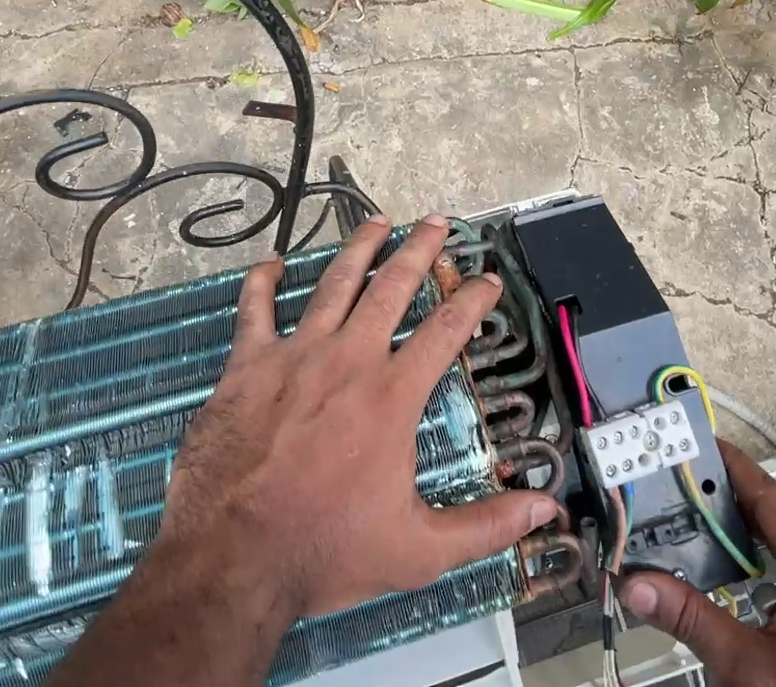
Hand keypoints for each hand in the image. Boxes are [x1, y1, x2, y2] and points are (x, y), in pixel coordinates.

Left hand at [156, 213, 560, 618]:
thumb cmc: (325, 550)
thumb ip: (485, 525)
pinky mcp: (247, 365)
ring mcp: (294, 356)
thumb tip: (543, 511)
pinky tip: (271, 264)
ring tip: (377, 220)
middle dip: (419, 249)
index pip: (446, 330)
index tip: (488, 279)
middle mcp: (348, 360)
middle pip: (392, 287)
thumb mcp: (418, 550)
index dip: (473, 299)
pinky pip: (253, 309)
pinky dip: (262, 282)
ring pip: (333, 284)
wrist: (232, 556)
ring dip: (359, 248)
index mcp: (391, 396)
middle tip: (435, 221)